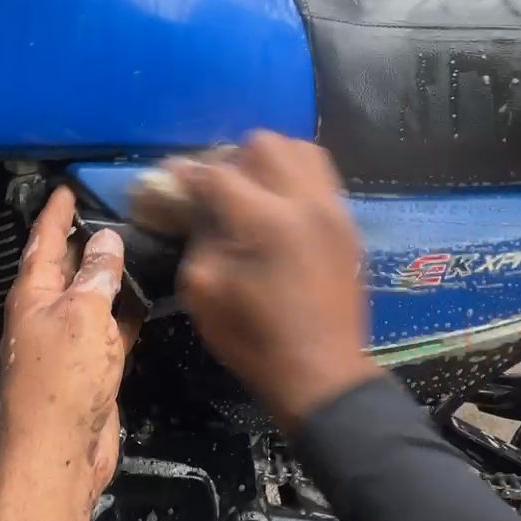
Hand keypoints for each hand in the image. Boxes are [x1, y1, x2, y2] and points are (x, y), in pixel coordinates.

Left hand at [0, 186, 136, 520]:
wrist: (62, 454)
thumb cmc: (62, 382)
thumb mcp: (82, 315)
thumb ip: (96, 275)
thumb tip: (106, 240)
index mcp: (33, 294)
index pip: (44, 239)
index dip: (57, 211)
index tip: (68, 186)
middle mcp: (47, 312)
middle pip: (67, 264)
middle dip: (85, 236)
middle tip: (112, 208)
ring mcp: (69, 339)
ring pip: (91, 294)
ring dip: (109, 272)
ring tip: (135, 244)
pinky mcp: (90, 365)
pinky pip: (109, 326)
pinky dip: (126, 310)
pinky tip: (147, 298)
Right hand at [168, 132, 381, 431]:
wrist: (323, 375)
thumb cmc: (254, 340)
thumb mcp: (204, 292)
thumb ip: (196, 236)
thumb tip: (191, 204)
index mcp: (265, 223)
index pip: (218, 174)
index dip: (188, 173)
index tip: (172, 178)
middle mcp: (305, 203)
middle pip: (264, 144)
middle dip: (232, 160)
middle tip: (218, 187)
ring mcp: (334, 210)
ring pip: (300, 149)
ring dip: (269, 161)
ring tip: (253, 189)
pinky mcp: (349, 223)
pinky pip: (322, 175)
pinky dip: (296, 176)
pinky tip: (280, 204)